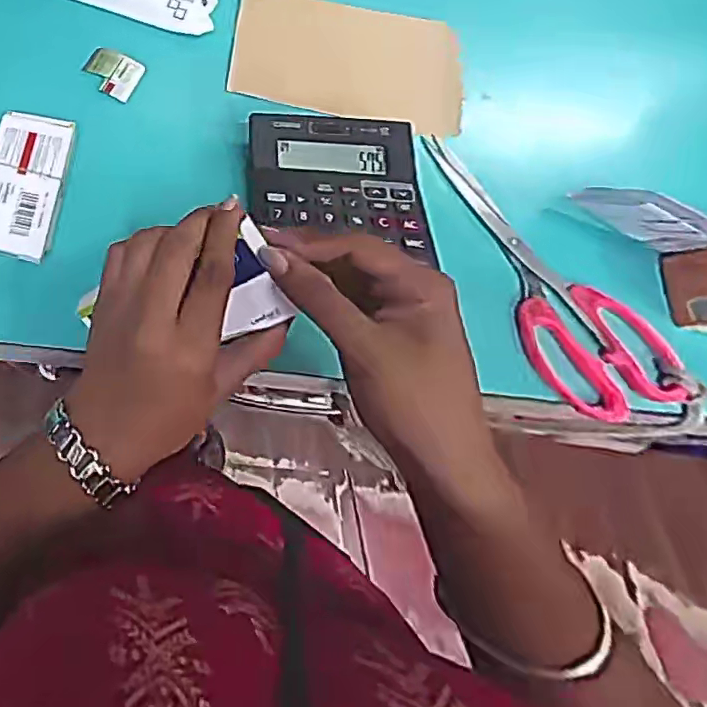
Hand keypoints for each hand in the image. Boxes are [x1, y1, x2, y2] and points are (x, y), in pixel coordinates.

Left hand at [67, 200, 288, 478]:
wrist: (104, 429)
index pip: (211, 274)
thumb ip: (253, 350)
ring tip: (190, 233)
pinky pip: (119, 253)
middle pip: (176, 247)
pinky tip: (156, 249)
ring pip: (144, 243)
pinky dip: (140, 241)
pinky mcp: (102, 300)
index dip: (225, 236)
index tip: (234, 214)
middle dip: (200, 220)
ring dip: (171, 228)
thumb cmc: (163, 418)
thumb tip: (283, 320)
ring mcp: (121, 304)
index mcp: (187, 345)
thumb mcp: (218, 391)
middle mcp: (151, 318)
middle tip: (217, 212)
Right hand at [260, 230, 506, 497]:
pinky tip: (291, 292)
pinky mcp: (384, 329)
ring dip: (310, 273)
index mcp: (421, 283)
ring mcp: (399, 309)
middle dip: (307, 253)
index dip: (309, 243)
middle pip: (351, 258)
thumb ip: (317, 296)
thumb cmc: (414, 403)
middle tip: (262, 250)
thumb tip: (276, 257)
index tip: (266, 242)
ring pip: (346, 278)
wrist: (443, 465)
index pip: (357, 246)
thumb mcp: (361, 344)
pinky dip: (318, 295)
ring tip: (269, 267)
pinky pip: (346, 300)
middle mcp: (413, 287)